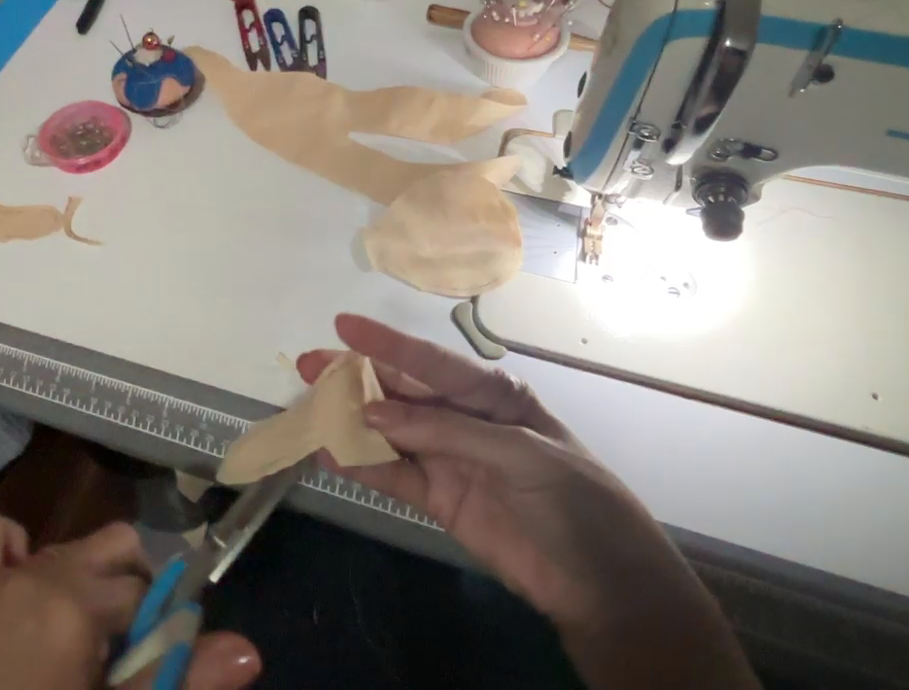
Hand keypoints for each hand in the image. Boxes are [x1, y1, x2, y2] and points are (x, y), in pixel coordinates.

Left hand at [0, 510, 260, 689]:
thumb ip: (176, 679)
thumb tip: (249, 648)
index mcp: (81, 607)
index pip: (152, 595)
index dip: (163, 629)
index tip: (154, 663)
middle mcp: (43, 574)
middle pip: (118, 550)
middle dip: (134, 590)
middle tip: (123, 652)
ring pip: (68, 546)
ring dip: (87, 578)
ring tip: (83, 635)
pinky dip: (17, 549)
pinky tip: (24, 585)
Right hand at [298, 314, 757, 689]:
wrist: (601, 585)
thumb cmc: (575, 499)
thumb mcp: (521, 454)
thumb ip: (447, 431)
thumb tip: (373, 416)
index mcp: (493, 393)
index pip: (431, 361)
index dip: (387, 342)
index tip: (342, 324)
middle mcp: (463, 417)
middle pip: (401, 391)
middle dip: (356, 376)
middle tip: (308, 366)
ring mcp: (446, 457)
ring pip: (389, 431)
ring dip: (350, 419)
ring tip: (307, 407)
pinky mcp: (436, 497)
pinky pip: (391, 475)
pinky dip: (360, 465)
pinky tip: (329, 454)